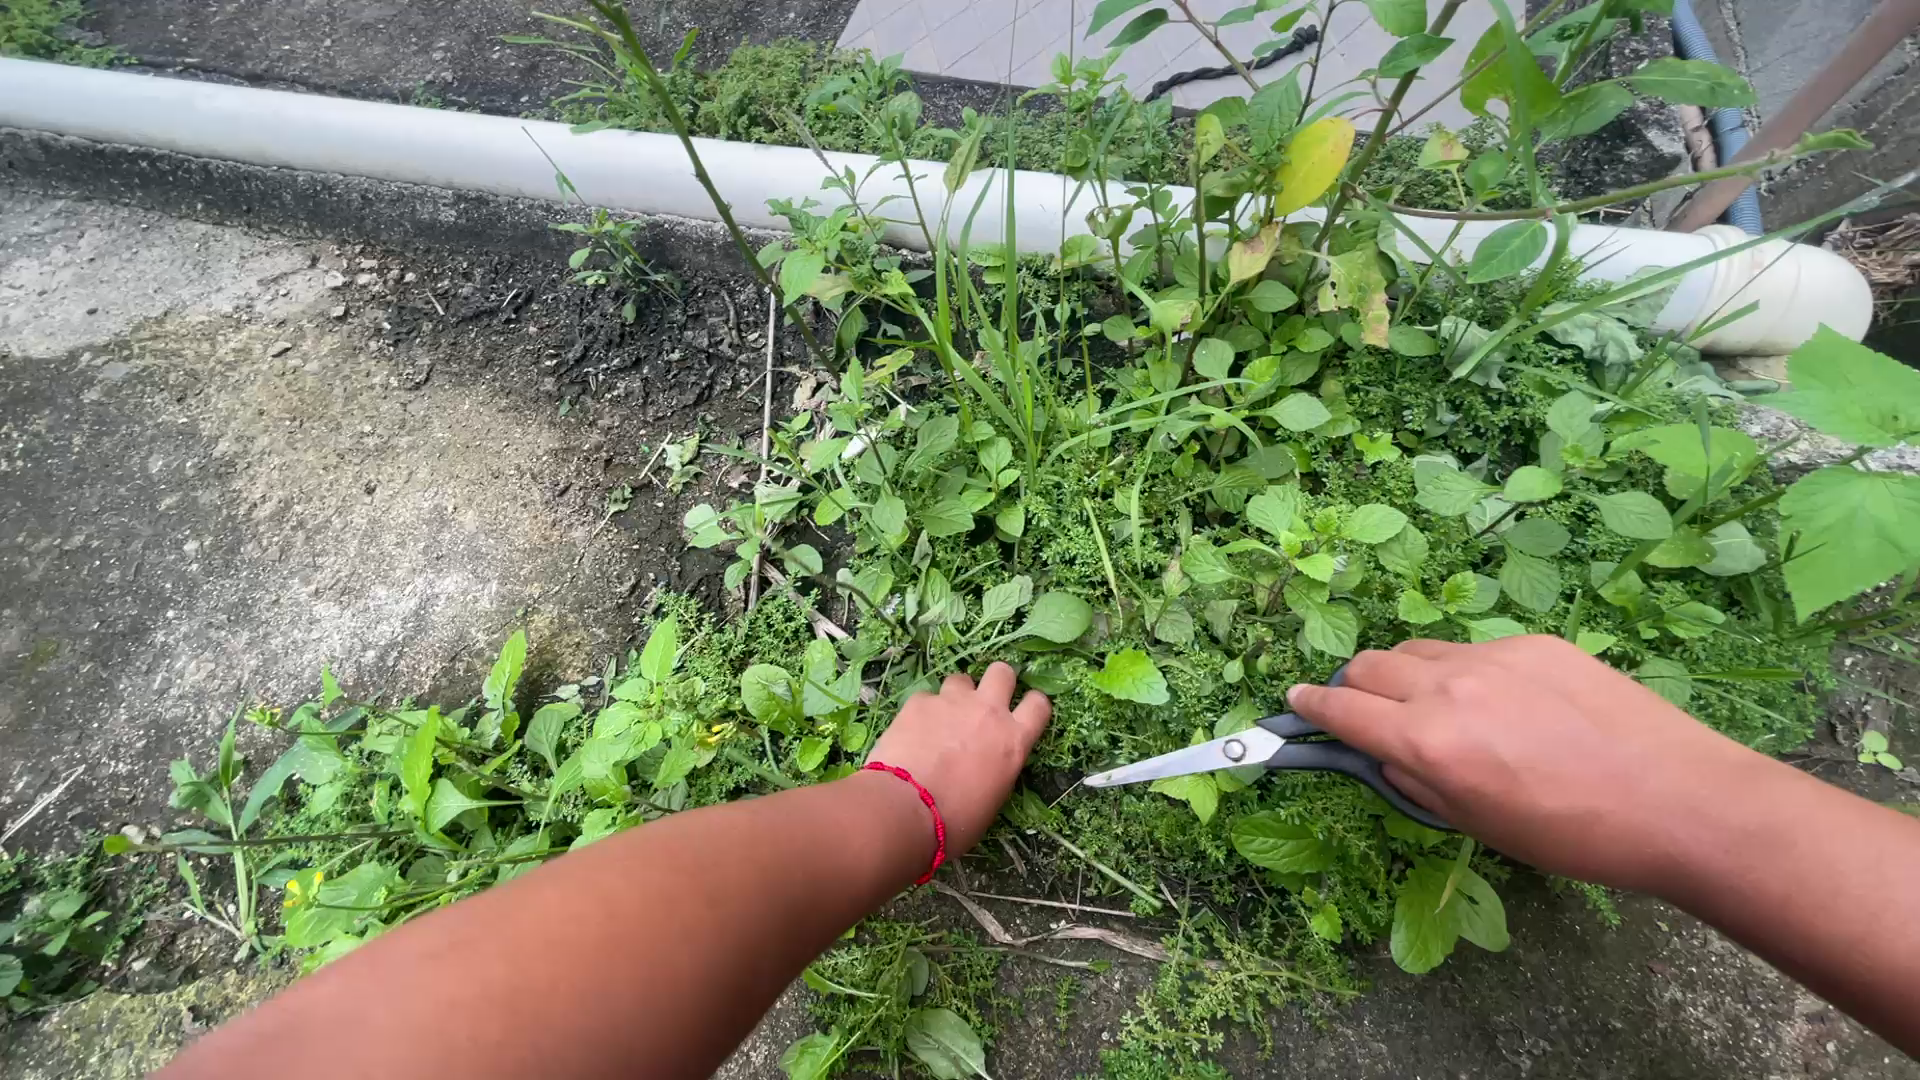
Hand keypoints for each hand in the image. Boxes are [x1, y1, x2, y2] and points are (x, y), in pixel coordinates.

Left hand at [865, 662, 1050, 855]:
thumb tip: (987, 762)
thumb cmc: (955, 820)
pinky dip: (923, 711)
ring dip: (956, 695)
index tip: (1022, 713)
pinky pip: (926, 697)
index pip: (1039, 704)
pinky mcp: (920, 701)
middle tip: (984, 703)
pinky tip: (912, 732)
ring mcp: (952, 702)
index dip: (1032, 705)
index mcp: (1013, 740)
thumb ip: (997, 767)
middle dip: (997, 681)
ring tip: (943, 719)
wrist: (905, 810)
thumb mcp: (993, 797)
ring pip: (961, 679)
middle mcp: (988, 712)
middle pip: (1003, 672)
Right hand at [1286, 636, 1774, 892]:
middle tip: (1371, 710)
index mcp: (1426, 742)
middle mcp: (1445, 688)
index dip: (1309, 704)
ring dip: (1405, 674)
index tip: (1295, 699)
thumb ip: (1410, 780)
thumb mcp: (1474, 823)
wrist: (1689, 804)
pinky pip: (1473, 649)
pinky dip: (1465, 671)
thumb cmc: (1573, 834)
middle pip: (1365, 664)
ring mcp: (1490, 657)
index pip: (1339, 708)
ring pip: (1414, 650)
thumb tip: (1379, 751)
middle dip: (1352, 685)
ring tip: (1440, 704)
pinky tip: (1510, 703)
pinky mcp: (1532, 642)